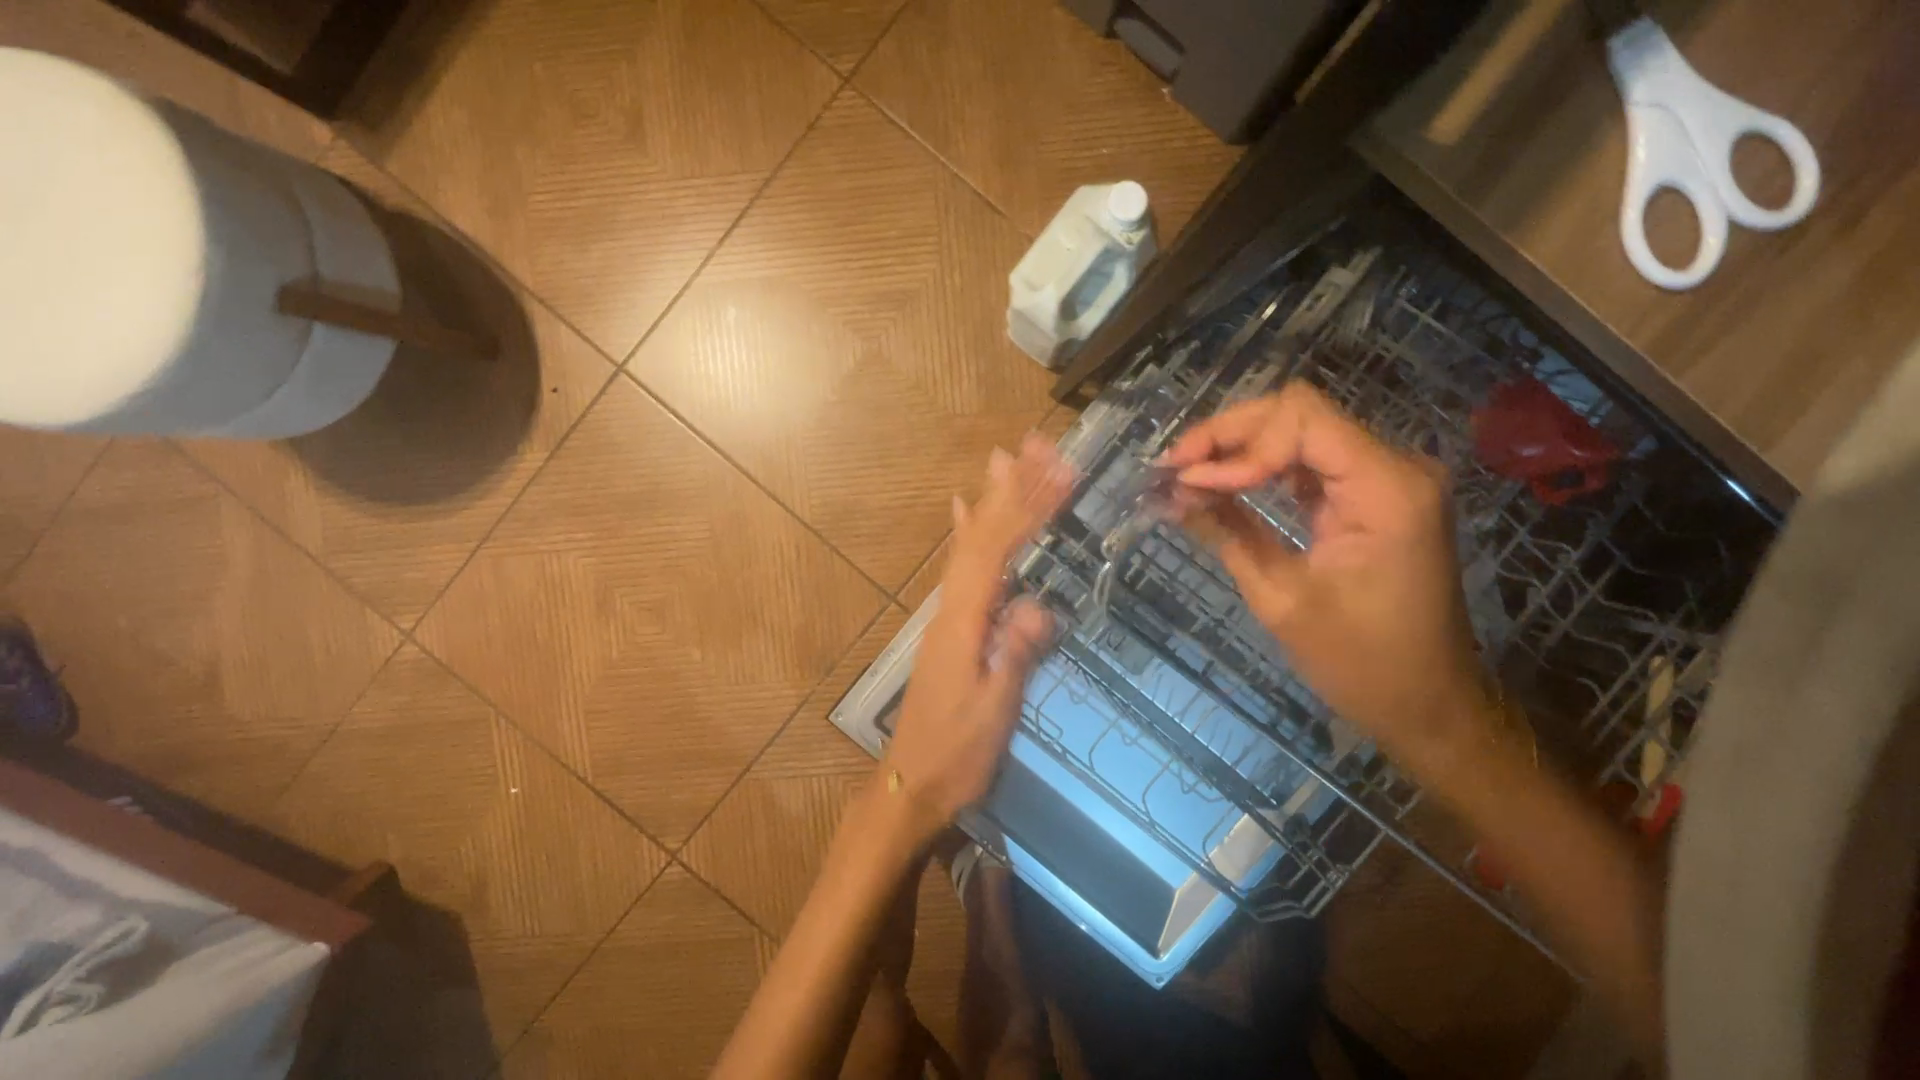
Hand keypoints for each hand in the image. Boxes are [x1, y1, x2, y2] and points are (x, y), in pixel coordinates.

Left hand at [884, 434, 1073, 837]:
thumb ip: (1013, 658)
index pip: (999, 550)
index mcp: (963, 622)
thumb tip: (1038, 605)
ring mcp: (949, 618)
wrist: (912, 787)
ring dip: (992, 501)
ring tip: (1003, 459)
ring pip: (971, 546)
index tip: (1059, 469)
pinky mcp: (952, 631)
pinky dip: (967, 535)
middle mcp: (951, 608)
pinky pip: (961, 569)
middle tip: (1035, 443)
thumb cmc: (956, 755)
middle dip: (1012, 490)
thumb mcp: (992, 712)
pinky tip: (963, 514)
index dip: (1028, 507)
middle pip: (983, 536)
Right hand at [1165, 382, 1492, 766]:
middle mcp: (1395, 466)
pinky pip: (1311, 463)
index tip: (1188, 482)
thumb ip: (1227, 532)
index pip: (1300, 419)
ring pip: (1300, 432)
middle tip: (1171, 467)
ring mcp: (1388, 479)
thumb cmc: (1360, 663)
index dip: (1236, 444)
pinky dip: (1263, 471)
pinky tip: (1221, 487)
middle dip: (1229, 437)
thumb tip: (1168, 494)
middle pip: (1298, 414)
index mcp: (1385, 488)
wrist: (1430, 705)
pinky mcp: (1374, 497)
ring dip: (1240, 451)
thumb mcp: (1281, 599)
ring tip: (1185, 476)